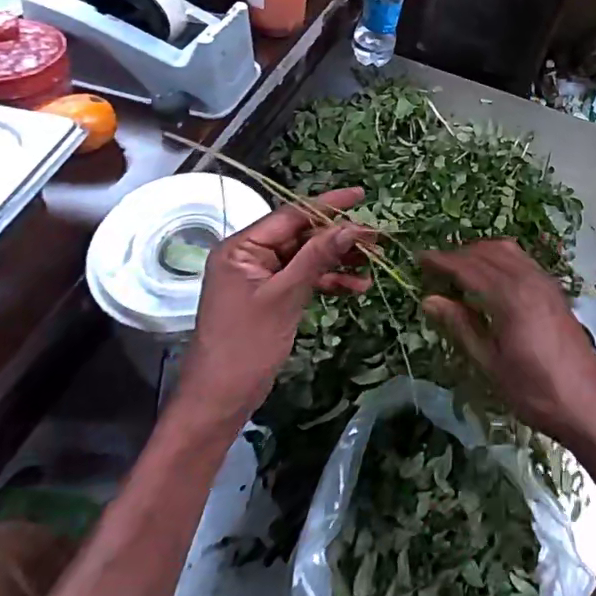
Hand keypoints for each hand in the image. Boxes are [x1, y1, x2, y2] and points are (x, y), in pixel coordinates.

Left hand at [183, 187, 372, 414]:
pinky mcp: (271, 296)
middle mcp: (250, 256)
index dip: (328, 205)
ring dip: (338, 261)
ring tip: (372, 265)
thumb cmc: (246, 345)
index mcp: (242, 247)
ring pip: (307, 257)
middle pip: (302, 235)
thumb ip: (317, 257)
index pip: (291, 215)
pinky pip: (304, 278)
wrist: (220, 400)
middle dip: (339, 238)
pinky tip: (356, 287)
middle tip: (376, 240)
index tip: (361, 195)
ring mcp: (260, 277)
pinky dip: (328, 281)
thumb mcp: (285, 296)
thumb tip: (351, 226)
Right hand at [421, 241, 595, 522]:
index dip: (442, 261)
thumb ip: (461, 327)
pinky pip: (522, 259)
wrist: (588, 400)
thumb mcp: (490, 364)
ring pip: (507, 250)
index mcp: (509, 297)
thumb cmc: (534, 390)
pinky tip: (490, 278)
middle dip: (459, 254)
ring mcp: (544, 281)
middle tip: (434, 268)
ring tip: (458, 269)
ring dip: (480, 252)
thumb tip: (429, 300)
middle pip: (487, 252)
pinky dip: (500, 258)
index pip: (468, 267)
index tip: (419, 259)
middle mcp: (528, 279)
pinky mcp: (554, 289)